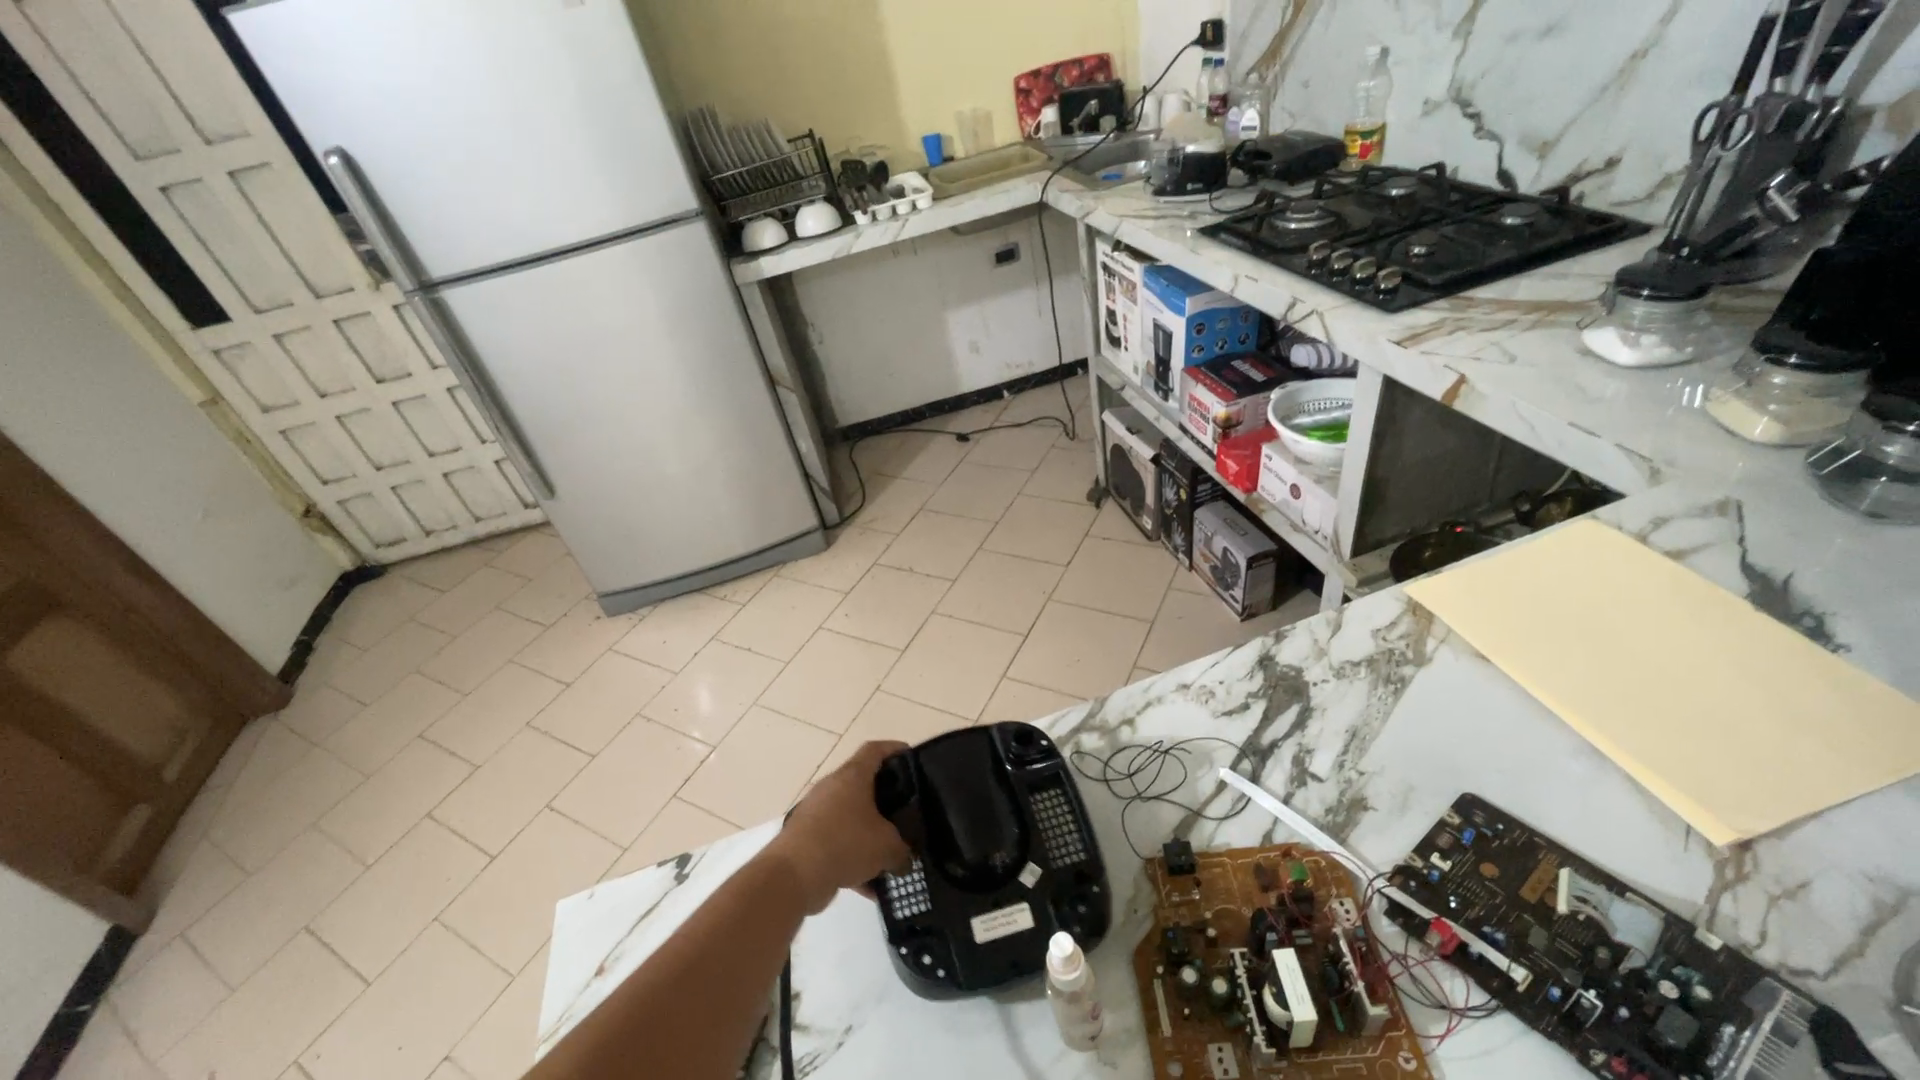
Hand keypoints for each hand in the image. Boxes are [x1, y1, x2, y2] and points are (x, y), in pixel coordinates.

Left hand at [767, 741, 911, 912]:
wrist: (793, 874)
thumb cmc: (845, 843)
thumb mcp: (887, 847)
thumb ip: (903, 851)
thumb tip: (904, 859)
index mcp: (852, 777)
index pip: (875, 750)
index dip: (894, 749)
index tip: (911, 756)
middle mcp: (831, 788)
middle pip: (863, 787)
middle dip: (885, 802)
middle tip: (906, 815)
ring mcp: (815, 814)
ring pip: (850, 820)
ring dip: (869, 837)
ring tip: (891, 858)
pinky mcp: (806, 840)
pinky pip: (837, 845)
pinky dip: (853, 861)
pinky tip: (870, 887)